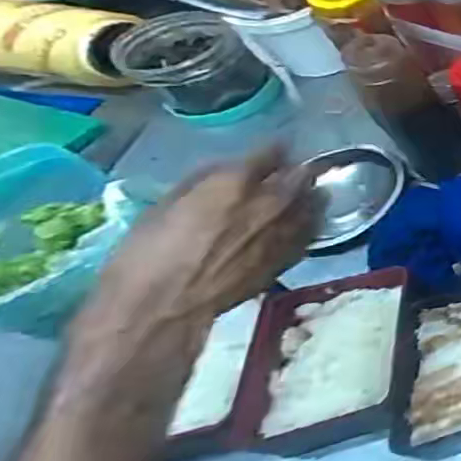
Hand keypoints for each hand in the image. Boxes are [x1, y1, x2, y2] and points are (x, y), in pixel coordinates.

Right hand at [79, 146, 317, 344]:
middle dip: (296, 170)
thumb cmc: (146, 257)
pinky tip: (304, 222)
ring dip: (309, 194)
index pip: (271, 152)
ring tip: (305, 193)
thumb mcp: (166, 205)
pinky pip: (311, 231)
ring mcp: (285, 229)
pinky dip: (310, 222)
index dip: (273, 150)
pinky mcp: (289, 256)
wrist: (162, 311)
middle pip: (300, 174)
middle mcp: (270, 200)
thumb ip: (205, 181)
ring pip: (313, 200)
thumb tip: (229, 170)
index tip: (273, 150)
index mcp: (236, 182)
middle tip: (290, 171)